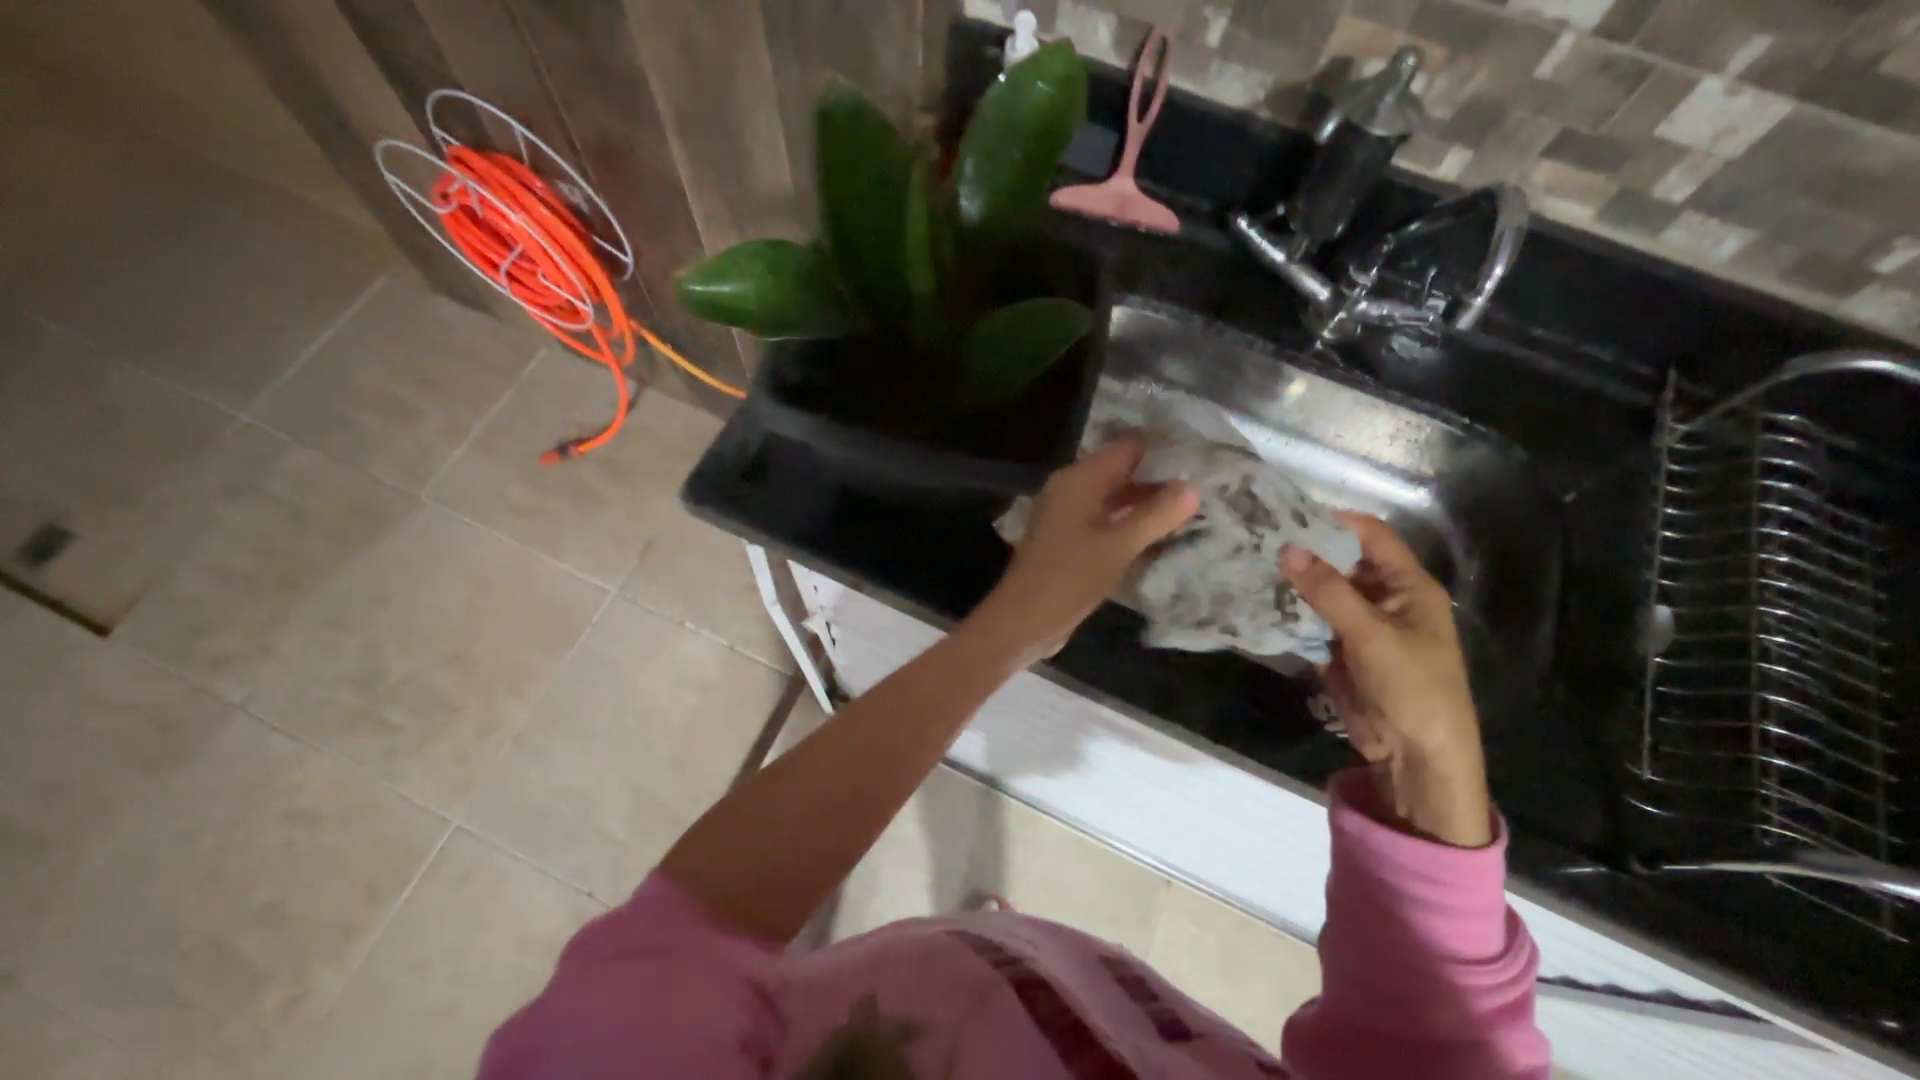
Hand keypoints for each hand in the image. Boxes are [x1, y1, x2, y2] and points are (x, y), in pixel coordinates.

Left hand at [969, 434, 1198, 665]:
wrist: (1023, 620)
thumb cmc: (1069, 577)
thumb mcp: (1119, 546)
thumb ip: (1156, 515)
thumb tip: (1193, 487)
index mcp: (1079, 479)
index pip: (1128, 446)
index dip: (1164, 447)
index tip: (1201, 453)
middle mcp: (1071, 488)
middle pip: (1122, 470)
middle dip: (1160, 476)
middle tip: (1206, 482)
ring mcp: (1068, 514)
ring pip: (1116, 497)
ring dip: (1148, 502)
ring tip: (1194, 507)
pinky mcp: (1070, 539)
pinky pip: (1107, 520)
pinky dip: (1131, 523)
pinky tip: (1161, 534)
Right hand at [1282, 513, 1492, 847]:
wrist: (1418, 756)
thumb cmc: (1412, 686)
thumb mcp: (1371, 634)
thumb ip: (1328, 590)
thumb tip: (1286, 548)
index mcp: (1409, 586)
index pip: (1371, 536)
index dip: (1333, 521)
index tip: (1287, 512)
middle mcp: (1385, 598)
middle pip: (1342, 563)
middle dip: (1305, 551)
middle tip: (1257, 536)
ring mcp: (1361, 626)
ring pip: (1322, 593)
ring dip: (1292, 584)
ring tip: (1249, 564)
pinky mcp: (1341, 652)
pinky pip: (1312, 624)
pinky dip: (1290, 614)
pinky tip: (1258, 602)